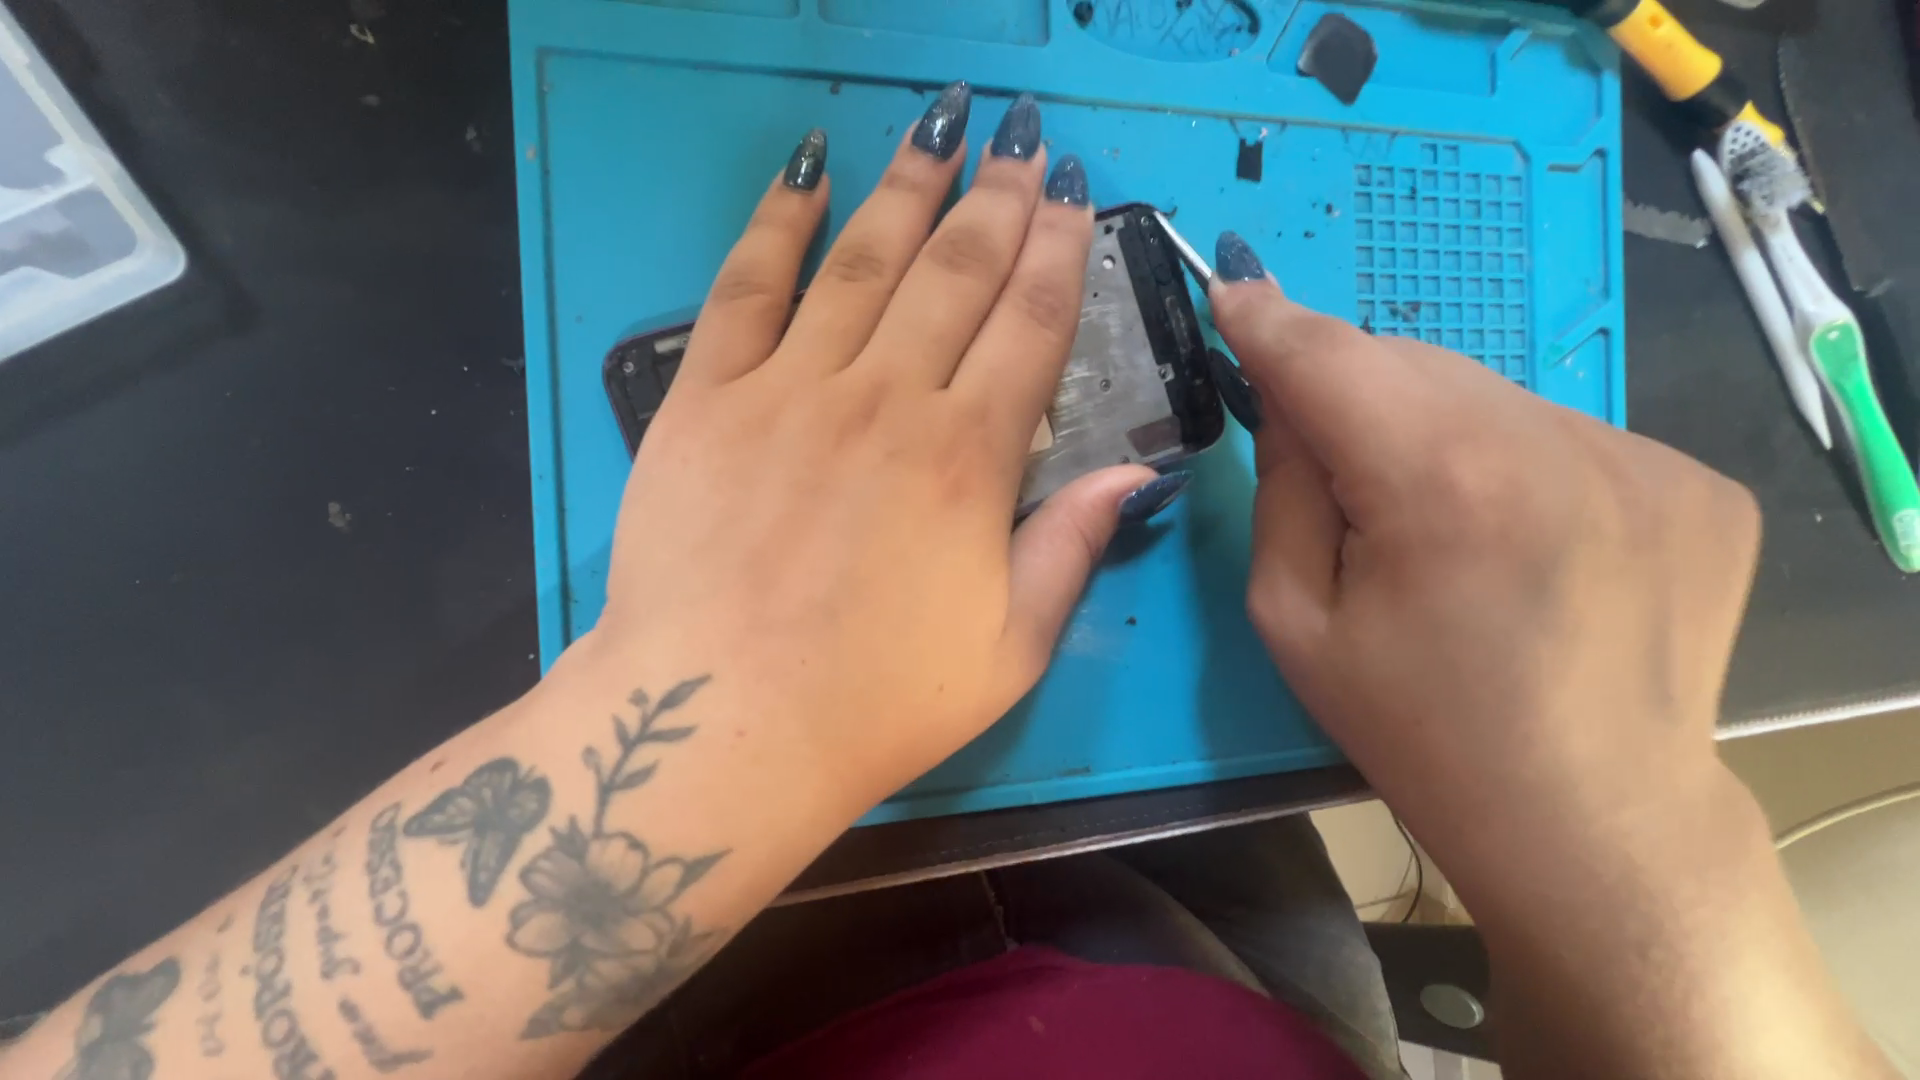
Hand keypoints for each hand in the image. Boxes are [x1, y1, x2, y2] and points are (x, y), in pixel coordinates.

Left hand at [588, 87, 1167, 810]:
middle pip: (957, 273)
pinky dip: (777, 221)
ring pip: (863, 260)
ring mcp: (789, 389)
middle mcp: (886, 400)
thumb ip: (1072, 549)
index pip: (1030, 326)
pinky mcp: (706, 398)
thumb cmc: (876, 702)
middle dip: (999, 200)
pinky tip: (806, 171)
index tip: (1075, 199)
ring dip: (909, 186)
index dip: (1059, 254)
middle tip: (1023, 141)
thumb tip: (1136, 471)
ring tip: (940, 127)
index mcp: (968, 460)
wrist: (720, 723)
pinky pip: (745, 285)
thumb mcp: (1009, 650)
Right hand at [1207, 233, 1761, 900]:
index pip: (1331, 360)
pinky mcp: (1688, 477)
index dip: (1270, 320)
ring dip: (1423, 419)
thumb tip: (1287, 403)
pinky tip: (1501, 529)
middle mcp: (1552, 444)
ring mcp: (1639, 454)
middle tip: (1307, 433)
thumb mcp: (1294, 618)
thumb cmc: (1413, 726)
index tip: (1230, 290)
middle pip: (1408, 362)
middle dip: (1343, 381)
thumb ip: (1282, 490)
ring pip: (1483, 392)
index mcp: (1439, 486)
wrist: (1587, 814)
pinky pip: (1552, 430)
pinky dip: (1499, 453)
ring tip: (1415, 506)